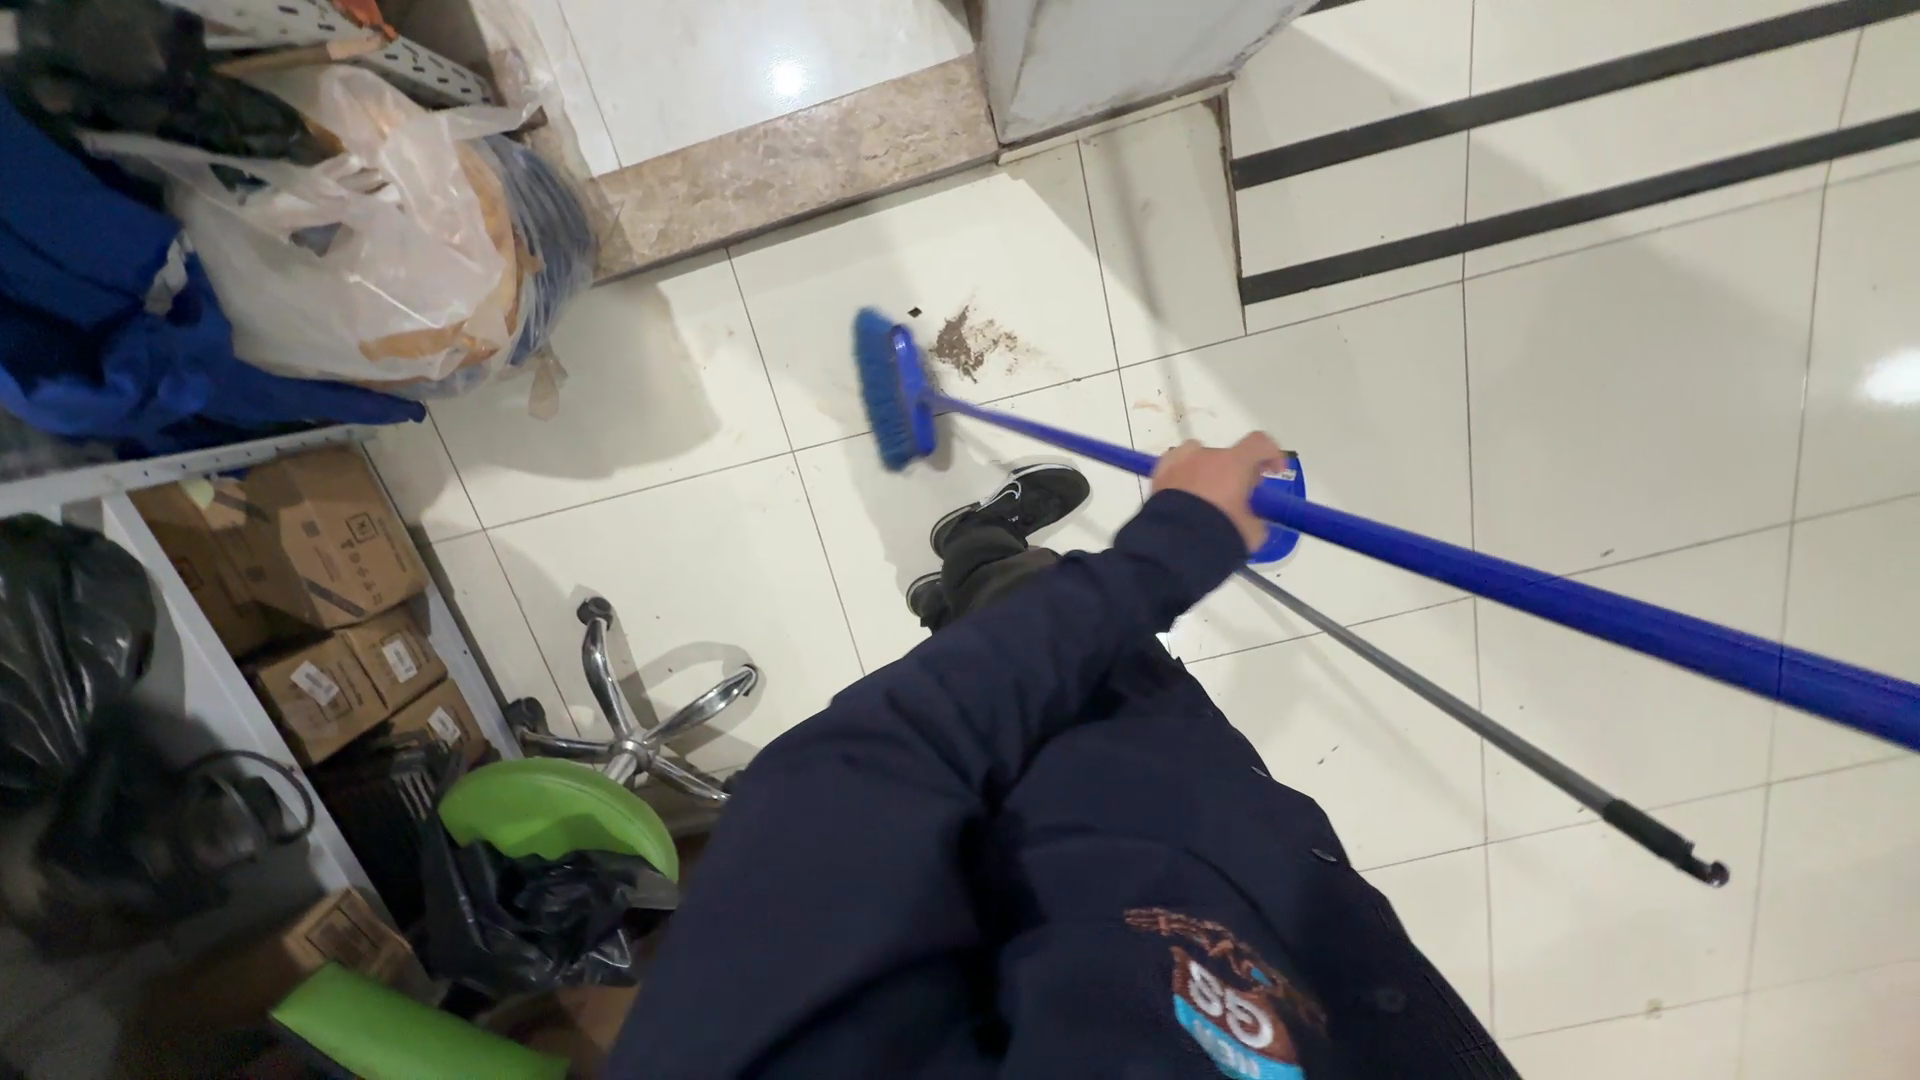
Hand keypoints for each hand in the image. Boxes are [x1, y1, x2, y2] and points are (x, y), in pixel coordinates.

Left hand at [1151, 434, 1291, 552]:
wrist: (1173, 546)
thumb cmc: (1219, 534)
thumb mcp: (1252, 532)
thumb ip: (1256, 517)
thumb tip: (1250, 516)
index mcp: (1234, 463)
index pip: (1260, 443)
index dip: (1271, 455)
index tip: (1273, 472)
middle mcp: (1206, 455)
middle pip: (1227, 455)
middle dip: (1235, 473)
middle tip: (1235, 498)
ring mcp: (1179, 461)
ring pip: (1198, 457)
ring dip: (1206, 470)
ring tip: (1205, 496)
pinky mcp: (1158, 474)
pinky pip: (1174, 465)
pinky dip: (1181, 474)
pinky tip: (1183, 492)